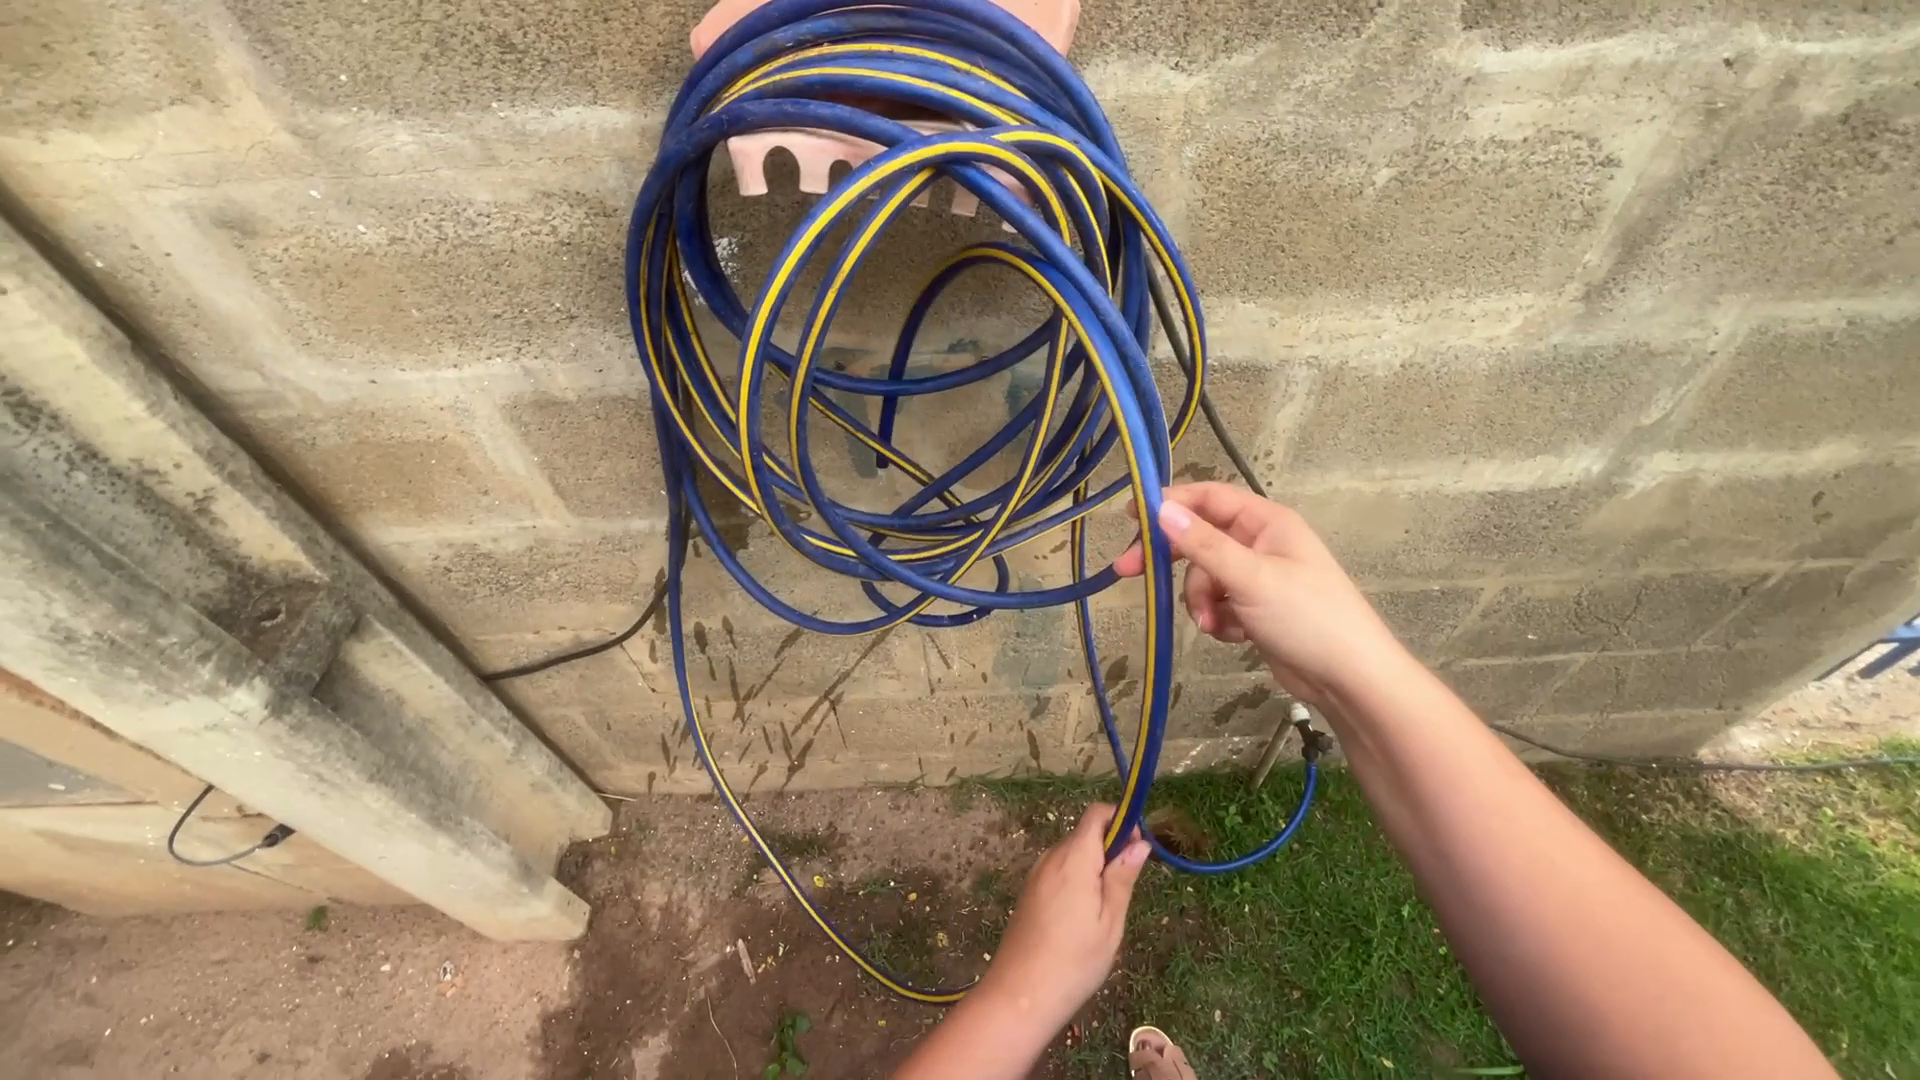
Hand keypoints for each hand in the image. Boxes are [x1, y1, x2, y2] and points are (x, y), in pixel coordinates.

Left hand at [975, 804, 1149, 1035]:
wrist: (1020, 994)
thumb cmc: (1074, 961)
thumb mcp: (1110, 921)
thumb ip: (1123, 877)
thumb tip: (1140, 842)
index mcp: (1073, 858)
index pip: (1096, 814)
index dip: (1121, 822)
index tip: (1138, 850)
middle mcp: (1051, 857)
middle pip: (1085, 833)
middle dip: (1111, 848)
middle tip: (1126, 888)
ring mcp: (1036, 873)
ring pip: (1073, 853)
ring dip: (1094, 866)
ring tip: (1105, 910)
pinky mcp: (1030, 890)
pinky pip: (1059, 870)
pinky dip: (1077, 878)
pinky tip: (1082, 917)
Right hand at [1112, 482, 1406, 705]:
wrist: (1350, 679)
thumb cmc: (1307, 618)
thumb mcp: (1250, 578)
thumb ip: (1202, 544)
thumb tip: (1160, 509)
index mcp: (1266, 522)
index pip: (1207, 498)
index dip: (1168, 503)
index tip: (1130, 516)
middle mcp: (1260, 543)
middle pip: (1199, 539)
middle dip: (1171, 561)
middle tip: (1128, 572)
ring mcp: (1257, 577)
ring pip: (1203, 577)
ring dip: (1200, 601)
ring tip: (1214, 624)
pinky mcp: (1254, 608)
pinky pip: (1217, 603)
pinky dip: (1218, 619)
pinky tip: (1234, 635)